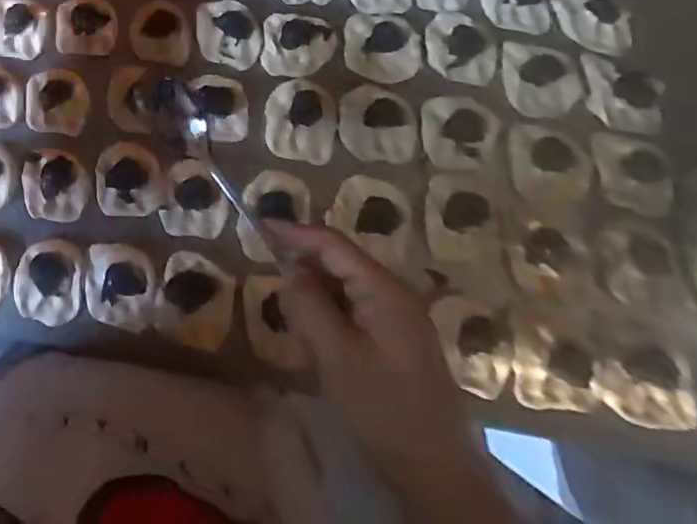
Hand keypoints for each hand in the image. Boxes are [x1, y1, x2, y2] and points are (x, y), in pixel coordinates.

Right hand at [266, 222, 499, 499]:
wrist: (436, 472)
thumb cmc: (382, 408)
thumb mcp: (334, 354)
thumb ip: (307, 304)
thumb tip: (290, 271)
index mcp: (385, 290)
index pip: (333, 244)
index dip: (296, 232)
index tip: (260, 225)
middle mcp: (396, 295)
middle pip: (341, 262)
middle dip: (304, 265)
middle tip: (268, 276)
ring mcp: (400, 319)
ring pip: (345, 287)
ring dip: (316, 294)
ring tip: (292, 316)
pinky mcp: (398, 341)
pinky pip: (355, 310)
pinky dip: (330, 314)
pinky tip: (315, 338)